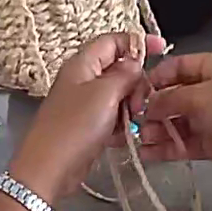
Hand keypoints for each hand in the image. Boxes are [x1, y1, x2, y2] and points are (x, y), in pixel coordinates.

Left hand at [8, 32, 166, 201]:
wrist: (50, 169)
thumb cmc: (75, 127)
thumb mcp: (105, 93)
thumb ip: (125, 73)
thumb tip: (135, 62)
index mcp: (83, 64)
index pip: (112, 41)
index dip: (137, 41)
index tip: (161, 49)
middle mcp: (83, 80)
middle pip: (118, 69)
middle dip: (136, 82)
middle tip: (140, 102)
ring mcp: (84, 105)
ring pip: (118, 95)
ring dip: (130, 106)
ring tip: (132, 120)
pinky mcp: (88, 126)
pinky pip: (112, 117)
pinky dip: (121, 124)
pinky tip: (124, 136)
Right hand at [136, 52, 211, 185]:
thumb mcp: (201, 97)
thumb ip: (169, 100)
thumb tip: (149, 105)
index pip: (181, 66)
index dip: (157, 77)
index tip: (136, 92)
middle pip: (178, 96)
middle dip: (155, 109)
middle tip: (133, 120)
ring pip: (181, 122)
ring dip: (159, 130)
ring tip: (139, 139)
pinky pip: (187, 143)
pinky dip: (169, 148)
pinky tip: (149, 153)